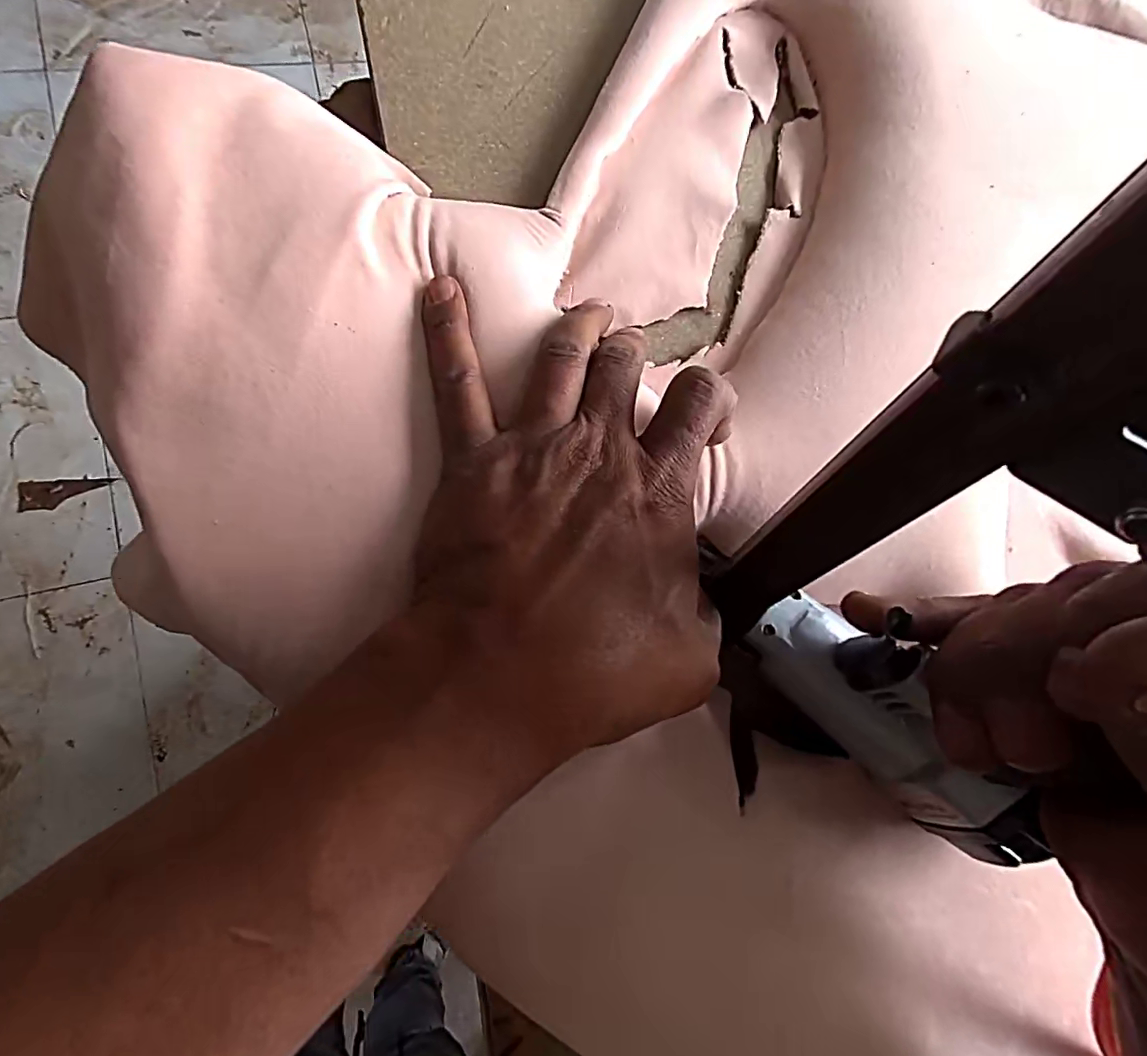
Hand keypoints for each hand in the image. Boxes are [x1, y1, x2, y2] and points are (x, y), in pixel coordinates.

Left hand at [411, 276, 734, 762]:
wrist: (497, 675)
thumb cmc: (594, 672)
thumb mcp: (690, 657)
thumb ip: (707, 615)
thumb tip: (706, 599)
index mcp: (658, 491)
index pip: (697, 404)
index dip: (708, 396)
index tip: (703, 412)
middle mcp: (600, 453)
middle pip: (623, 368)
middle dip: (633, 354)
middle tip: (630, 356)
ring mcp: (534, 448)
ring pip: (560, 358)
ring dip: (579, 328)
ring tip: (590, 315)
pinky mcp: (474, 461)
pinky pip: (456, 384)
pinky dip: (446, 332)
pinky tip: (438, 289)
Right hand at [847, 566, 1146, 1055]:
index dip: (1135, 614)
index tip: (1080, 691)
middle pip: (1101, 590)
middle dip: (1029, 658)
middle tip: (1028, 746)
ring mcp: (1145, 647)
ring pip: (1030, 604)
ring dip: (978, 670)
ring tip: (996, 749)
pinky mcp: (1068, 662)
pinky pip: (986, 621)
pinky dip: (940, 636)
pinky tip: (916, 646)